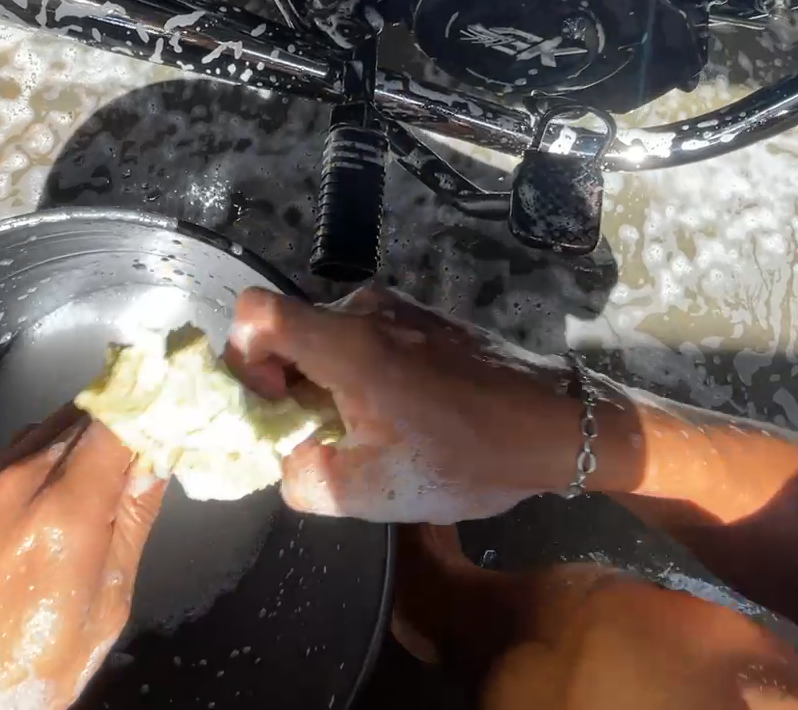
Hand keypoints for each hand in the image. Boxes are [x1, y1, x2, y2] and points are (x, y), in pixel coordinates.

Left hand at [0, 406, 166, 709]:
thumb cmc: (18, 675)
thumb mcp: (102, 612)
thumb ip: (131, 526)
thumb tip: (155, 462)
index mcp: (67, 511)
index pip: (117, 420)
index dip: (148, 404)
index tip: (172, 403)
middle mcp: (23, 480)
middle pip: (85, 413)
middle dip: (122, 417)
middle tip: (147, 437)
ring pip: (50, 425)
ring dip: (84, 431)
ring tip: (104, 467)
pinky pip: (16, 448)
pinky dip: (47, 450)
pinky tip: (53, 488)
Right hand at [226, 286, 582, 521]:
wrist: (554, 422)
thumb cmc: (465, 454)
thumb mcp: (375, 491)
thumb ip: (304, 478)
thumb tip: (288, 455)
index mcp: (346, 342)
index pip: (255, 311)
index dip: (243, 356)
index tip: (275, 402)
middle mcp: (364, 308)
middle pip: (290, 329)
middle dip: (288, 383)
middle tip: (325, 434)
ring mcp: (396, 305)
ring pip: (326, 335)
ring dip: (326, 381)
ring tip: (371, 429)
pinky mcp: (419, 314)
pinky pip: (361, 334)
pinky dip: (357, 370)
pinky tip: (400, 411)